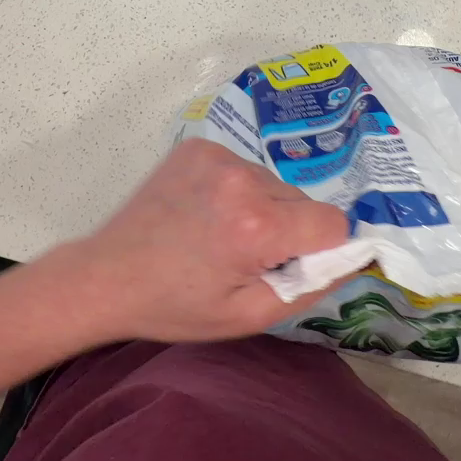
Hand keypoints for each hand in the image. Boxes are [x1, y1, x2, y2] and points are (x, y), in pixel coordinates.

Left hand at [52, 138, 350, 343]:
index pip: (332, 222)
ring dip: (263, 206)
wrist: (109, 274)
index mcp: (258, 224)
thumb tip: (351, 258)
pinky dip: (236, 189)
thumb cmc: (177, 304)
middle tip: (247, 256)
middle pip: (301, 200)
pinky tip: (206, 212)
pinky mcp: (197, 146)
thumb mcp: (248, 314)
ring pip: (272, 182)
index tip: (294, 265)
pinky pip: (242, 167)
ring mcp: (216, 155)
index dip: (322, 248)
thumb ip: (309, 286)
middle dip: (289, 228)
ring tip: (222, 234)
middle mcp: (242, 178)